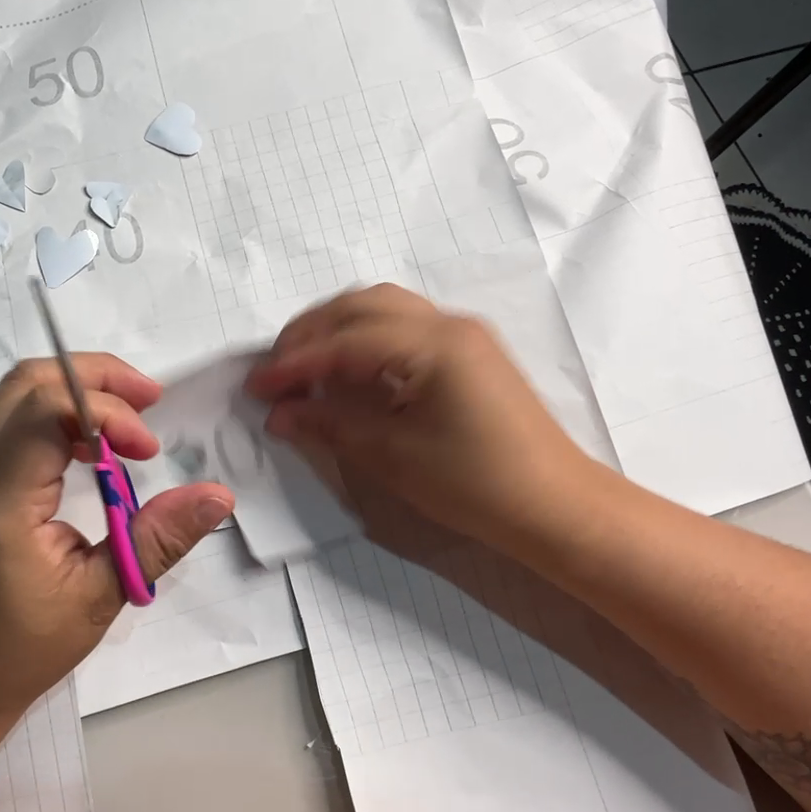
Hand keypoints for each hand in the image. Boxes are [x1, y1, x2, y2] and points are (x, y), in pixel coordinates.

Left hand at [0, 354, 233, 736]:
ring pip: (16, 392)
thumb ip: (157, 539)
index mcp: (0, 501)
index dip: (108, 409)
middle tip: (149, 400)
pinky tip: (92, 448)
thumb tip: (217, 496)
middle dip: (95, 375)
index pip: (47, 408)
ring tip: (128, 421)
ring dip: (76, 390)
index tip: (149, 450)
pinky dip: (57, 414)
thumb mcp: (100, 597)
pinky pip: (12, 420)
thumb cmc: (21, 650)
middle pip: (27, 381)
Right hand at [244, 284, 597, 555]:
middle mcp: (448, 323)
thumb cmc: (476, 485)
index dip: (293, 363)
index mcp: (433, 344)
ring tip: (303, 366)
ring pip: (382, 307)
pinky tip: (346, 369)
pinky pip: (402, 324)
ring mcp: (462, 333)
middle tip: (274, 371)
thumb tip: (279, 414)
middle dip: (310, 333)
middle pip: (361, 306)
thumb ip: (331, 424)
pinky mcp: (468, 351)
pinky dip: (363, 336)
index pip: (344, 341)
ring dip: (336, 328)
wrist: (556, 505)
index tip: (254, 387)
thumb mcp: (394, 456)